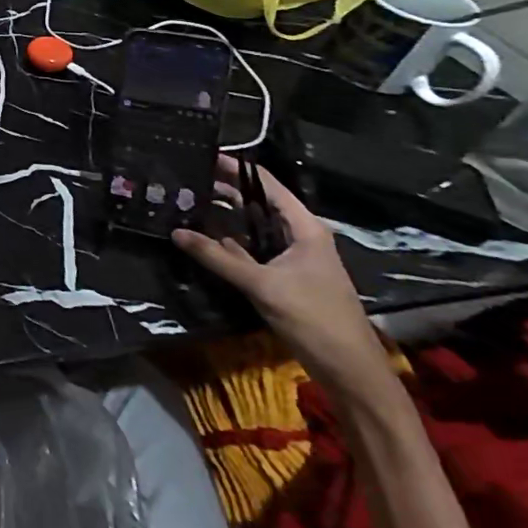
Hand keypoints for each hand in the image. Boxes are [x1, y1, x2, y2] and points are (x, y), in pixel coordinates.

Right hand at [173, 157, 390, 399]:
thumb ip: (218, 257)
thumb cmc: (313, 318)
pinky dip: (235, 244)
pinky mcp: (289, 278)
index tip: (206, 156)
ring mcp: (296, 258)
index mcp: (304, 227)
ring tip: (193, 204)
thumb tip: (177, 232)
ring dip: (229, 219)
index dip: (236, 169)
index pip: (267, 185)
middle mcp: (301, 236)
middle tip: (190, 181)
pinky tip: (209, 242)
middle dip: (227, 192)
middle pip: (260, 204)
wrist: (350, 372)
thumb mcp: (262, 285)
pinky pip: (258, 251)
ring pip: (257, 229)